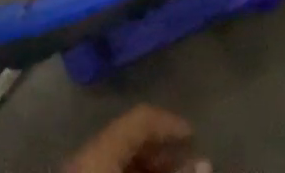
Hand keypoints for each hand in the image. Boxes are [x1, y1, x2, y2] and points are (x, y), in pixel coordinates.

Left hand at [62, 105, 206, 172]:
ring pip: (117, 156)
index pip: (140, 117)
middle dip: (160, 146)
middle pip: (128, 136)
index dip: (170, 121)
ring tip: (172, 170)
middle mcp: (86, 152)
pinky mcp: (78, 172)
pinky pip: (106, 168)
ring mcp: (78, 165)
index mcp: (100, 147)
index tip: (192, 134)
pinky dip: (130, 171)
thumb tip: (205, 163)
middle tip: (186, 157)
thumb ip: (176, 172)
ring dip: (147, 162)